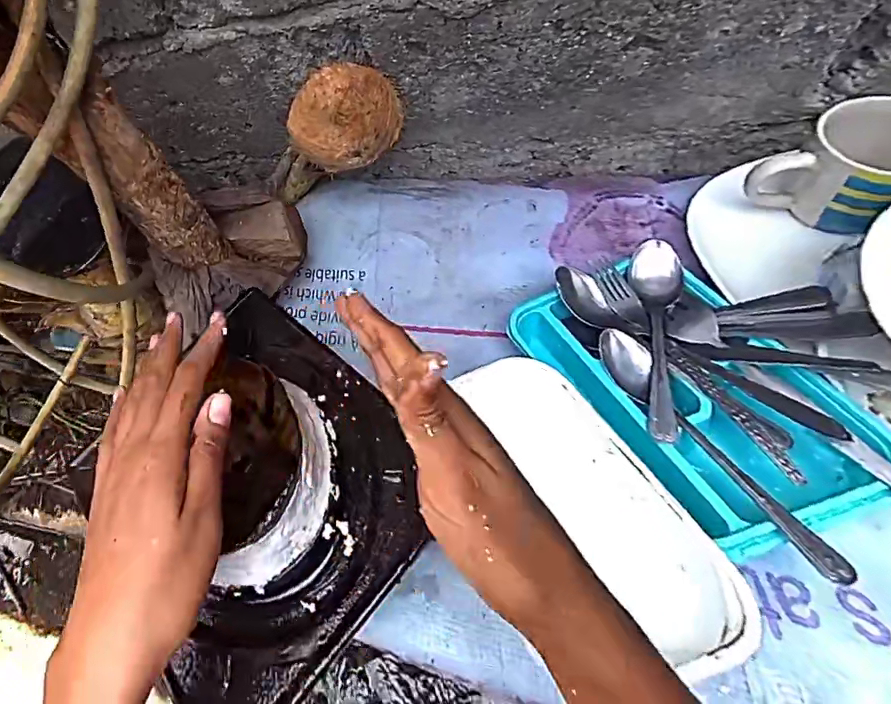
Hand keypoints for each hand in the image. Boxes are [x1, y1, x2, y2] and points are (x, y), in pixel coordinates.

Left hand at [46, 311, 229, 703]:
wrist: (108, 635)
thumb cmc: (161, 588)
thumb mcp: (202, 523)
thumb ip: (206, 455)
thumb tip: (217, 403)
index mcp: (158, 457)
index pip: (184, 387)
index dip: (202, 351)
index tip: (217, 325)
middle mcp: (131, 454)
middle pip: (153, 385)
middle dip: (170, 348)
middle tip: (181, 318)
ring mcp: (113, 469)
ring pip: (131, 401)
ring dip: (145, 366)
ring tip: (156, 341)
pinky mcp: (104, 487)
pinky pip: (113, 428)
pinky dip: (122, 402)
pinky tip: (124, 395)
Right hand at [336, 292, 691, 700]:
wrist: (542, 591)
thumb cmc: (497, 538)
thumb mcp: (456, 475)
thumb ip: (431, 419)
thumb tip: (423, 360)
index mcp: (450, 415)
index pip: (406, 361)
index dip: (375, 328)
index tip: (349, 300)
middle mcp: (451, 420)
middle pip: (407, 365)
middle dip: (374, 331)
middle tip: (348, 304)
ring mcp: (451, 441)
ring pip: (409, 384)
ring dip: (382, 354)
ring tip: (363, 333)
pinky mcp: (447, 463)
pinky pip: (411, 410)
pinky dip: (393, 388)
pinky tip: (392, 391)